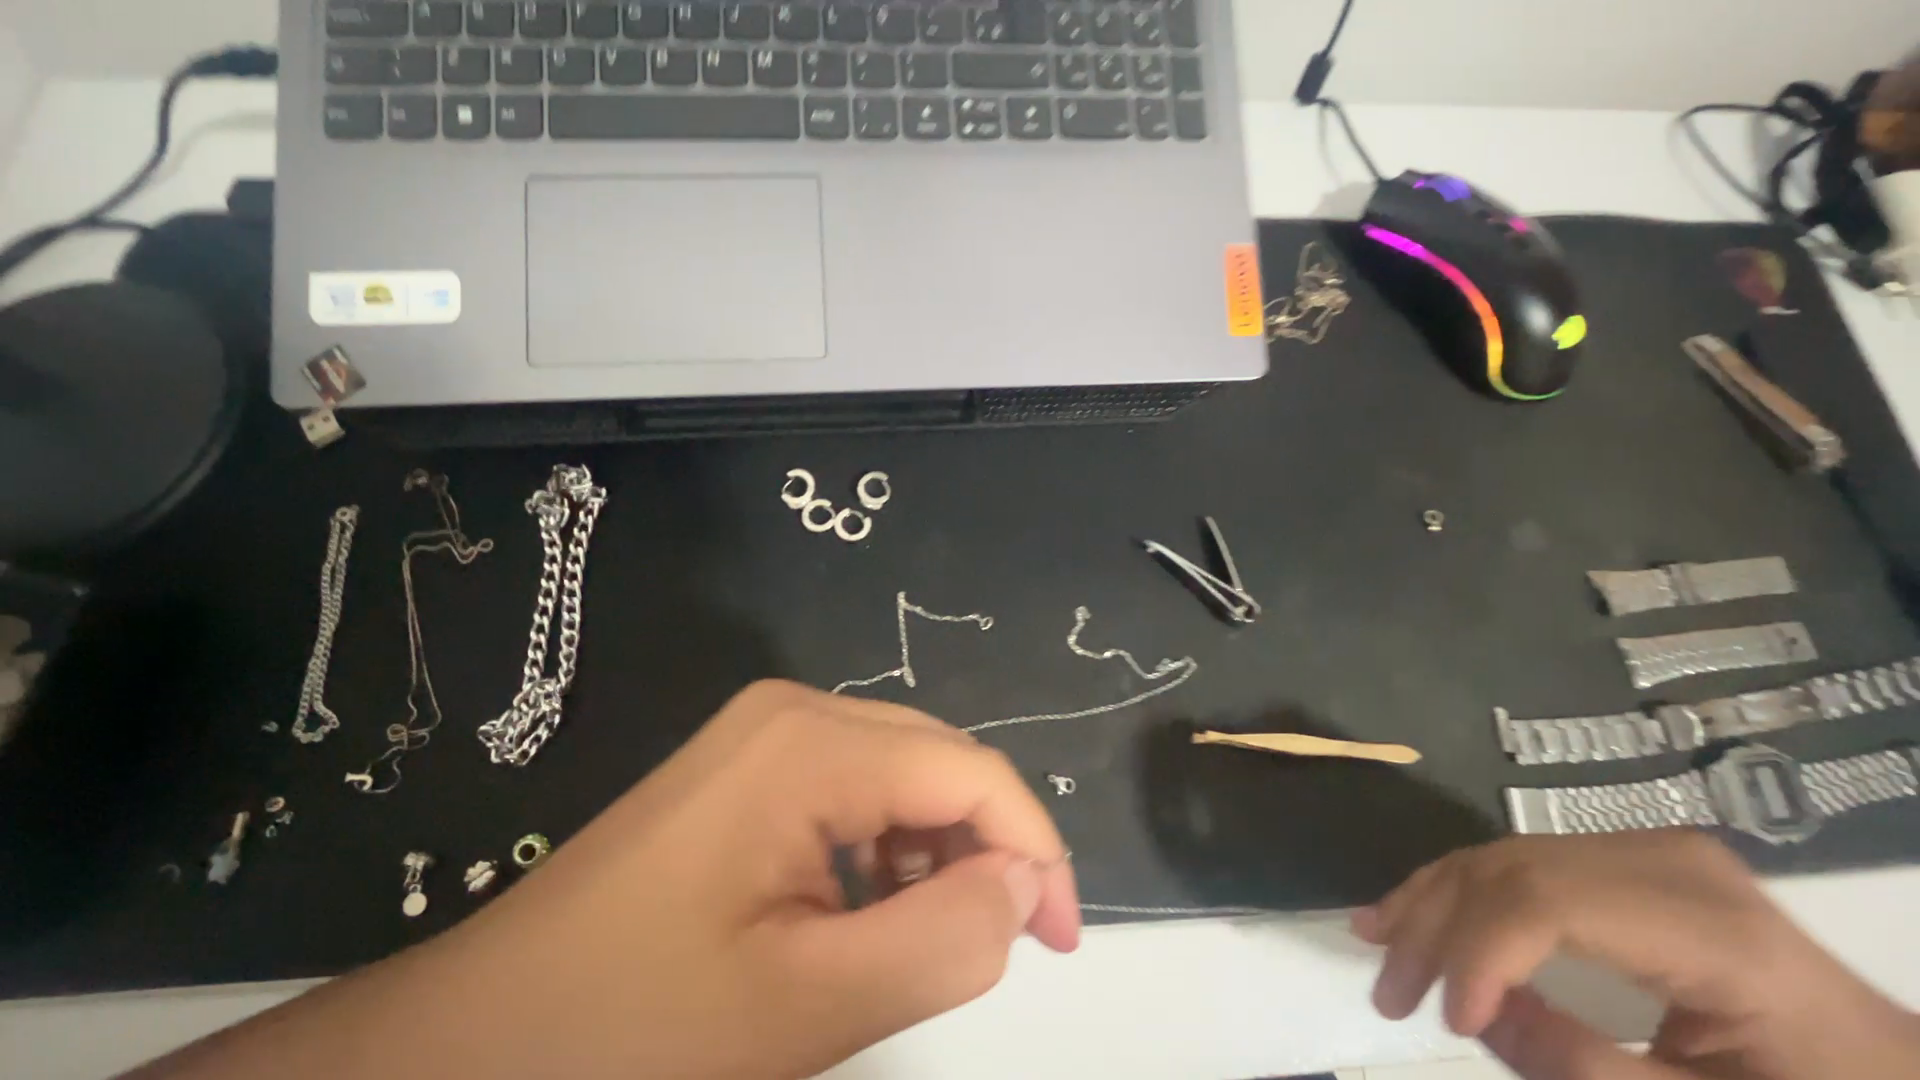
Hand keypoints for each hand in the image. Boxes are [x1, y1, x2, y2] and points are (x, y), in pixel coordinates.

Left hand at [136, 681, 1078, 1079]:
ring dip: (935, 852)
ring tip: (924, 941)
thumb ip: (944, 940)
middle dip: (986, 848)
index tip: (1059, 943)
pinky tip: (864, 913)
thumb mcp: (810, 1004)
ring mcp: (760, 735)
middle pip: (937, 763)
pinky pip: (849, 791)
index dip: (1036, 850)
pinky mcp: (741, 770)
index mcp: (811, 743)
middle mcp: (792, 711)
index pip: (971, 771)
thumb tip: (1026, 886)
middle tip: (1004, 946)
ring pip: (898, 776)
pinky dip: (884, 850)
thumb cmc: (634, 1026)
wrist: (474, 1037)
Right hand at [1351, 832, 1919, 1079]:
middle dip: (1437, 930)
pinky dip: (1461, 891)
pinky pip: (1521, 863)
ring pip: (1503, 857)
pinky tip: (1416, 911)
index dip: (1481, 953)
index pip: (1551, 903)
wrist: (1884, 1068)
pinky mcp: (1622, 857)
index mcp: (1711, 929)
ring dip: (1432, 904)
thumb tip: (1476, 1009)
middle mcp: (1667, 862)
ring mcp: (1644, 849)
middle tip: (1388, 993)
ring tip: (1377, 947)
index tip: (1448, 1021)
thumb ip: (1585, 1066)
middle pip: (1514, 871)